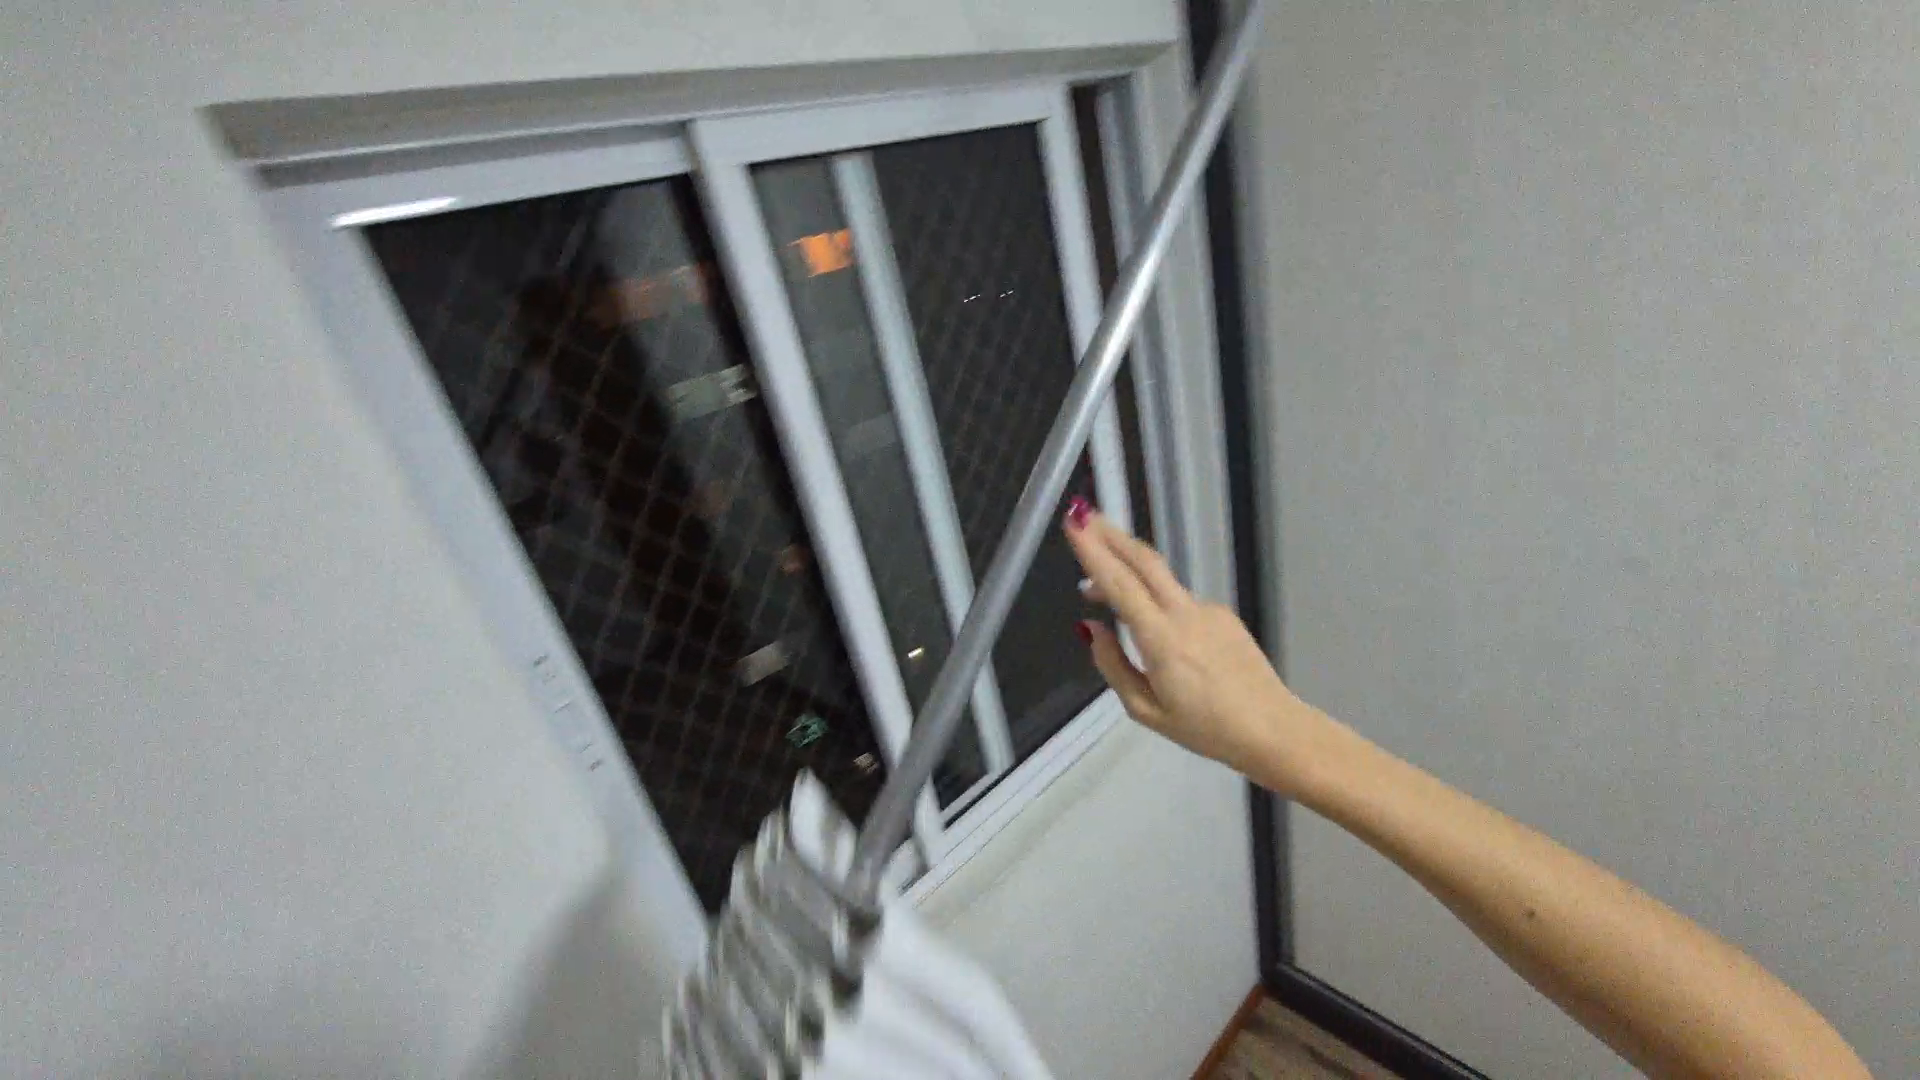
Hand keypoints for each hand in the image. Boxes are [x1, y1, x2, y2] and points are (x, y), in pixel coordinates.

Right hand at [1063, 497, 1340, 795]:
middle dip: (1111, 535)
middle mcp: (1185, 614)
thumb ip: (1113, 664)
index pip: (1120, 585)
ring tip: (1096, 586)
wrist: (1273, 729)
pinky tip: (1149, 627)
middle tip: (1083, 517)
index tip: (1075, 524)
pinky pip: (1180, 600)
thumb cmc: (1205, 729)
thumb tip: (1093, 628)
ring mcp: (1208, 610)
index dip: (1093, 551)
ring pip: (1161, 579)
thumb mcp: (1145, 710)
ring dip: (1127, 570)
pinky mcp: (1224, 615)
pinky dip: (1155, 600)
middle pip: (1144, 561)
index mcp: (1162, 640)